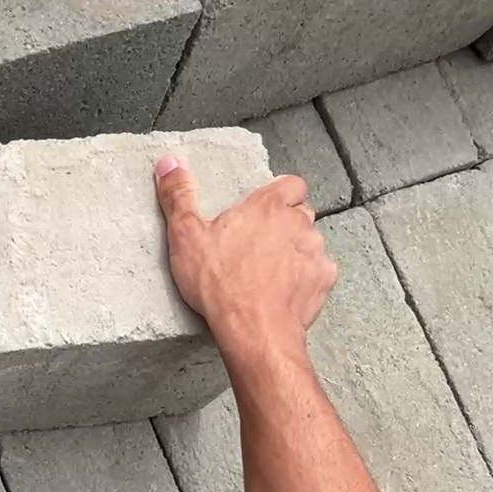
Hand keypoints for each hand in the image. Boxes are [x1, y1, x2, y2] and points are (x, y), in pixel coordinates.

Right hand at [155, 156, 337, 358]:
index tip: (264, 210)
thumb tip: (169, 162)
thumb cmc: (220, 283)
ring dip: (295, 253)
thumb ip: (179, 197)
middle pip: (301, 214)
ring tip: (269, 274)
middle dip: (286, 225)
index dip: (280, 195)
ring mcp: (315, 252)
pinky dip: (305, 280)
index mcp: (268, 207)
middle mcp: (299, 223)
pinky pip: (318, 273)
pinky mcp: (322, 281)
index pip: (290, 184)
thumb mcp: (186, 238)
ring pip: (310, 243)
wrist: (252, 329)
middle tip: (259, 246)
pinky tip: (284, 293)